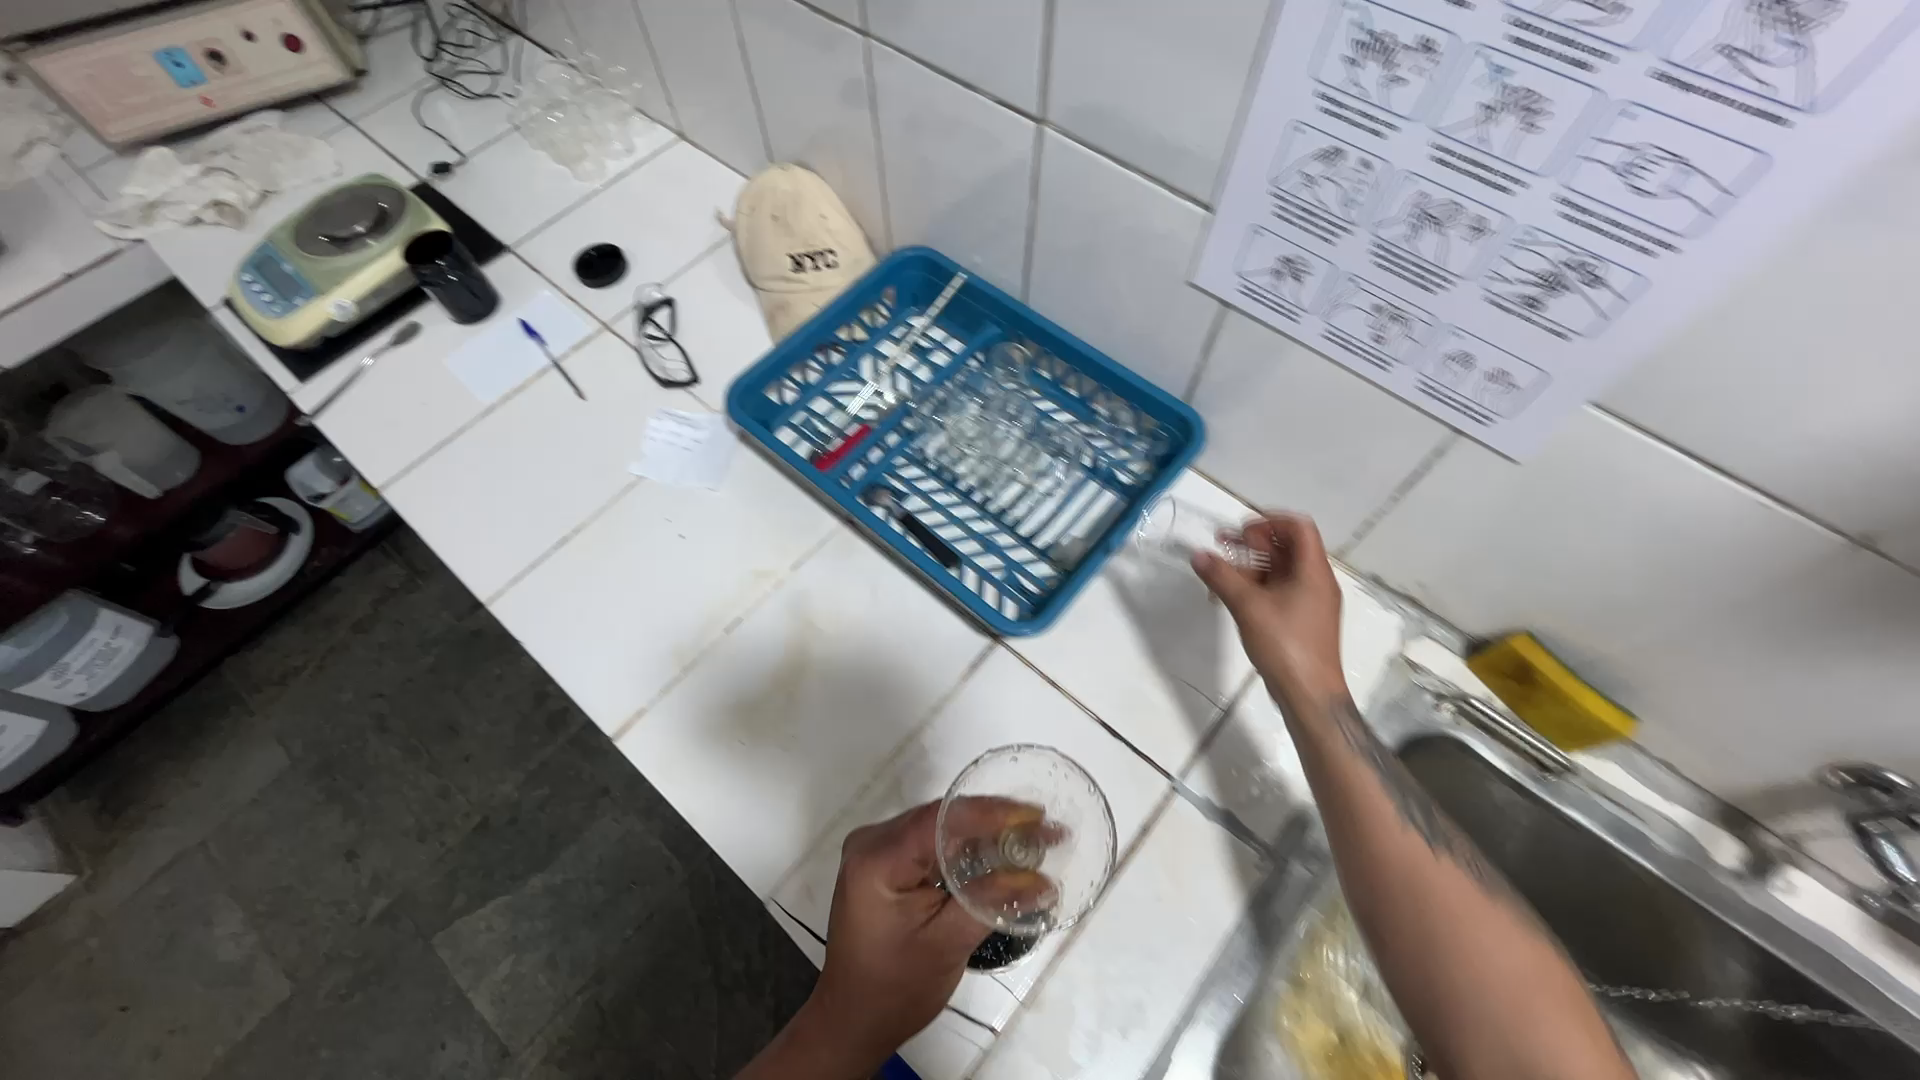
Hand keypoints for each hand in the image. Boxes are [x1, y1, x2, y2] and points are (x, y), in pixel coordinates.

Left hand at [758, 798, 1051, 1078]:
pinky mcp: (887, 860)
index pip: (940, 820)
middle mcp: (872, 841)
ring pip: (940, 827)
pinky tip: (999, 852)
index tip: (1035, 817)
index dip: (991, 814)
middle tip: (1044, 828)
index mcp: (877, 859)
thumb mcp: (947, 945)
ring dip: (984, 833)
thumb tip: (1044, 881)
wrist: (854, 1018)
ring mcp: (877, 848)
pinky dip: (965, 847)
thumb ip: (990, 904)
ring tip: (1032, 837)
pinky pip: (931, 842)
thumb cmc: (895, 988)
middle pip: (941, 818)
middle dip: (995, 822)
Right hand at [1191, 513, 1344, 700]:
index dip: (1269, 521)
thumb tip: (1198, 554)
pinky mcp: (1302, 620)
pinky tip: (1232, 597)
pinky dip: (1257, 587)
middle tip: (1222, 546)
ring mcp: (1311, 603)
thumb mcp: (1248, 607)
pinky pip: (1280, 591)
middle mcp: (1317, 582)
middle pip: (1288, 548)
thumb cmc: (1285, 645)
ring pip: (1281, 571)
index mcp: (1313, 572)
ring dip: (1251, 567)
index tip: (1239, 530)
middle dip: (1253, 543)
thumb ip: (1221, 577)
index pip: (1298, 528)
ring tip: (1220, 574)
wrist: (1309, 695)